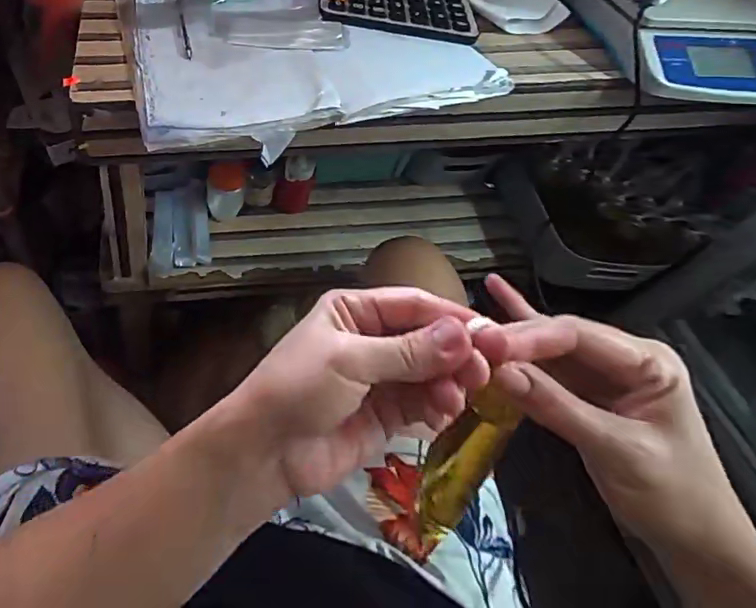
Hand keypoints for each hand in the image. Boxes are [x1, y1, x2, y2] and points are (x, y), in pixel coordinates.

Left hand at [216, 288, 489, 500]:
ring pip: (429, 372)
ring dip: (449, 382)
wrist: (265, 452)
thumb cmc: (298, 388)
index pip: (412, 304)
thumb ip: (407, 352)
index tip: (491, 333)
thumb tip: (462, 335)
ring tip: (459, 397)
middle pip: (426, 339)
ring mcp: (379, 378)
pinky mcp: (384, 415)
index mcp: (355, 310)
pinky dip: (437, 407)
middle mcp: (370, 338)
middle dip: (456, 353)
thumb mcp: (350, 360)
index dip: (451, 317)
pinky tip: (445, 413)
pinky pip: (421, 404)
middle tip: (487, 369)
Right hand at [471, 275, 754, 555]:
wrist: (703, 549)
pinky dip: (524, 343)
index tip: (488, 344)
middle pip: (560, 336)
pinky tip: (500, 296)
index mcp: (647, 360)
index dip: (530, 336)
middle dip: (516, 337)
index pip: (577, 334)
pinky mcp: (589, 391)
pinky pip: (551, 365)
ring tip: (470, 323)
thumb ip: (558, 407)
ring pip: (550, 348)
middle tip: (469, 338)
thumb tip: (500, 372)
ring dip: (513, 342)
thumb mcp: (618, 452)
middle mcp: (625, 356)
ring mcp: (607, 372)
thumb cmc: (675, 499)